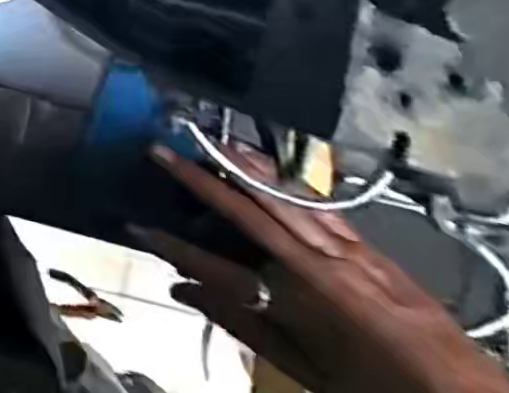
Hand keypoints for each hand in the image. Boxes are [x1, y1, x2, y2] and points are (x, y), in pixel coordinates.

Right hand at [131, 143, 508, 392]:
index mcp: (301, 308)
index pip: (217, 268)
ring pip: (283, 198)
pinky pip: (318, 205)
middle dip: (198, 179)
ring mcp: (350, 255)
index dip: (172, 246)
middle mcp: (320, 271)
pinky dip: (283, 178)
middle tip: (159, 149)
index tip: (137, 225)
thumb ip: (242, 328)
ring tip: (205, 138)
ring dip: (239, 165)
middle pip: (246, 212)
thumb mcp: (309, 376)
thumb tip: (181, 290)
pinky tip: (262, 160)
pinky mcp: (372, 250)